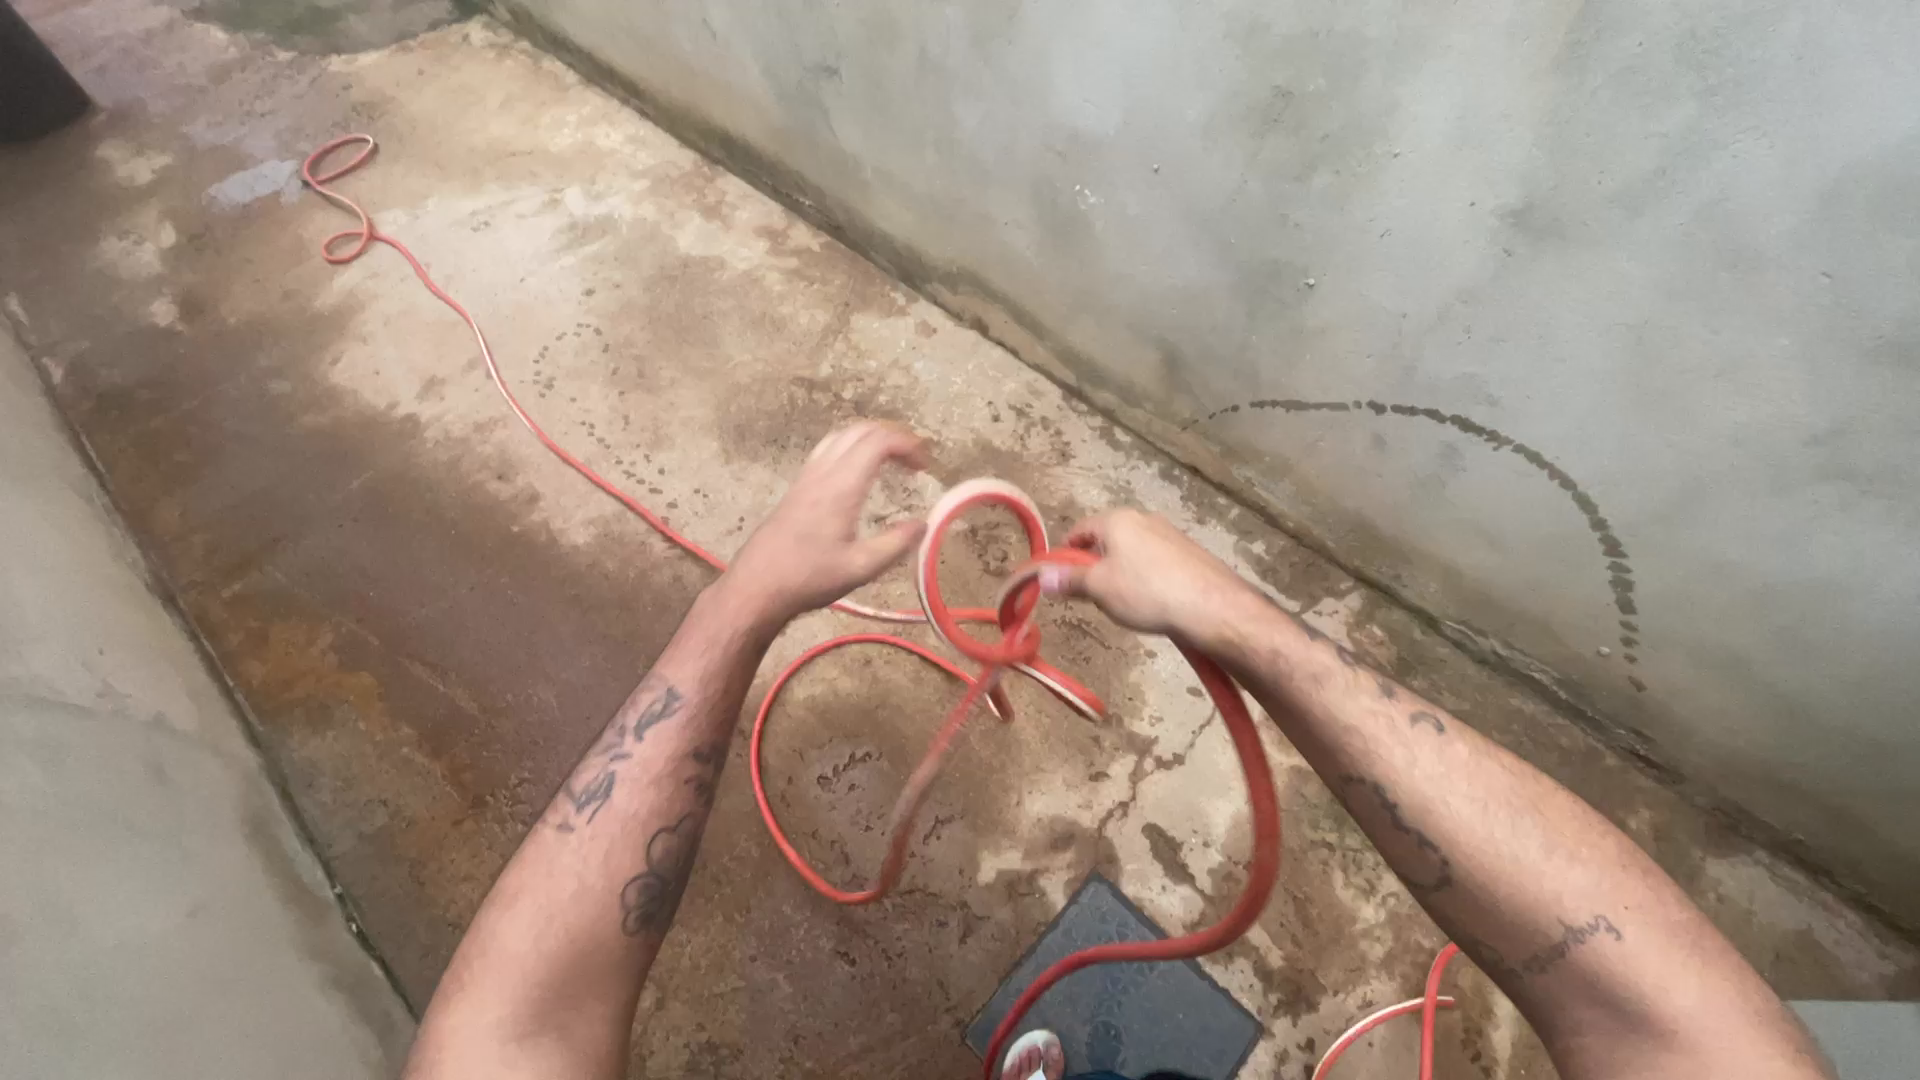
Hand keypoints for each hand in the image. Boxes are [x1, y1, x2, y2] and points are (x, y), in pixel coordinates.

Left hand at [720, 420, 931, 624]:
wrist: (757, 585)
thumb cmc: (809, 578)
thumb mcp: (861, 568)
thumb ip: (896, 544)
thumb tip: (923, 525)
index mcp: (841, 486)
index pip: (878, 442)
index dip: (907, 445)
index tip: (925, 467)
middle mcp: (823, 472)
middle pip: (861, 430)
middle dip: (893, 436)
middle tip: (913, 460)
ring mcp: (806, 477)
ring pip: (841, 435)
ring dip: (870, 439)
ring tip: (891, 461)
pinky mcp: (797, 487)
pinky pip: (827, 450)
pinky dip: (851, 448)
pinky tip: (859, 474)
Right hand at [1046, 509, 1258, 643]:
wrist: (1211, 606)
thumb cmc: (1146, 592)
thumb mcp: (1099, 588)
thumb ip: (1068, 579)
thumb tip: (1040, 576)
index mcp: (1117, 519)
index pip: (1079, 530)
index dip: (1064, 554)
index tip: (1061, 579)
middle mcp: (1144, 519)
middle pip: (1106, 540)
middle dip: (1095, 566)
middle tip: (1093, 596)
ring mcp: (1170, 534)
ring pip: (1131, 552)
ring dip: (1120, 573)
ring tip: (1125, 604)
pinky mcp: (1189, 553)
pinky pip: (1155, 562)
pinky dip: (1146, 578)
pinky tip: (1152, 603)